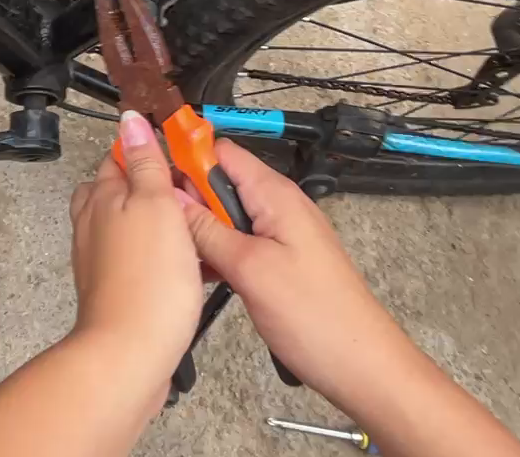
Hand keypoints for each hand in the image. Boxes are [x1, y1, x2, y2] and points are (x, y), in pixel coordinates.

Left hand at [67, 111, 205, 381]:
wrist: (130, 355)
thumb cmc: (147, 280)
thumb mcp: (156, 204)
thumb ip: (145, 162)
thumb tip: (131, 120)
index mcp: (102, 196)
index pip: (118, 155)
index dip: (145, 149)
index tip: (175, 153)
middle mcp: (93, 223)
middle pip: (117, 189)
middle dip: (147, 185)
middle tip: (184, 192)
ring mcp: (99, 258)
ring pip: (125, 224)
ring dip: (152, 222)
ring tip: (187, 229)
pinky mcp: (113, 288)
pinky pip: (133, 259)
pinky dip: (152, 255)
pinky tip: (178, 267)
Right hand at [181, 140, 400, 406]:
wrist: (365, 369)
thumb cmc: (316, 317)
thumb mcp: (249, 269)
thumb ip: (206, 229)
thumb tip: (170, 196)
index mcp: (274, 193)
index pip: (220, 151)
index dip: (185, 157)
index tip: (154, 175)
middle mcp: (279, 204)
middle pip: (221, 180)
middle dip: (190, 196)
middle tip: (163, 224)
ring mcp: (282, 231)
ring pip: (228, 212)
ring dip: (202, 226)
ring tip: (177, 251)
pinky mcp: (281, 257)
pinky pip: (241, 238)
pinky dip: (219, 248)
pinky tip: (202, 271)